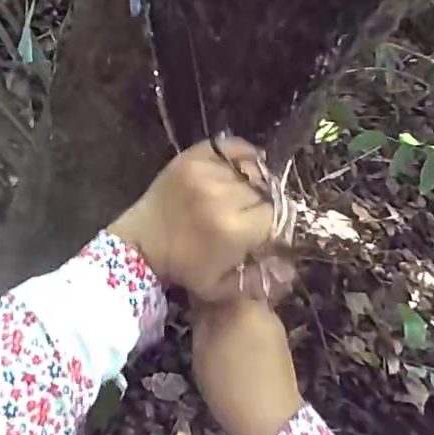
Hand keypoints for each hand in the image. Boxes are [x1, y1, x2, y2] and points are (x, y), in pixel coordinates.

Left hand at [108, 136, 282, 300]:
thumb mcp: (221, 287)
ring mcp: (205, 171)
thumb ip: (261, 279)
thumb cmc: (185, 268)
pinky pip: (231, 147)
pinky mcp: (193, 156)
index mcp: (232, 229)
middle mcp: (221, 195)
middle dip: (261, 205)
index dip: (274, 224)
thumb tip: (292, 265)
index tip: (265, 232)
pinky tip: (241, 169)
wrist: (141, 244)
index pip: (275, 216)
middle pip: (264, 192)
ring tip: (239, 197)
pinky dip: (242, 156)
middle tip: (249, 216)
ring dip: (250, 184)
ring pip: (250, 171)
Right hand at [191, 297, 303, 434]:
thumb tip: (198, 295)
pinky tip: (237, 347)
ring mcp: (272, 319)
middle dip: (218, 300)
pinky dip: (245, 328)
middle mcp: (258, 303)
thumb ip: (201, 317)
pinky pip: (256, 322)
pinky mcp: (281, 335)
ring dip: (232, 315)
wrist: (270, 417)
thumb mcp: (202, 350)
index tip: (188, 297)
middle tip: (201, 318)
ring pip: (245, 307)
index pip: (214, 282)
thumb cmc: (227, 384)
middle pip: (233, 292)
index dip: (200, 288)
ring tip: (218, 336)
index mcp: (237, 301)